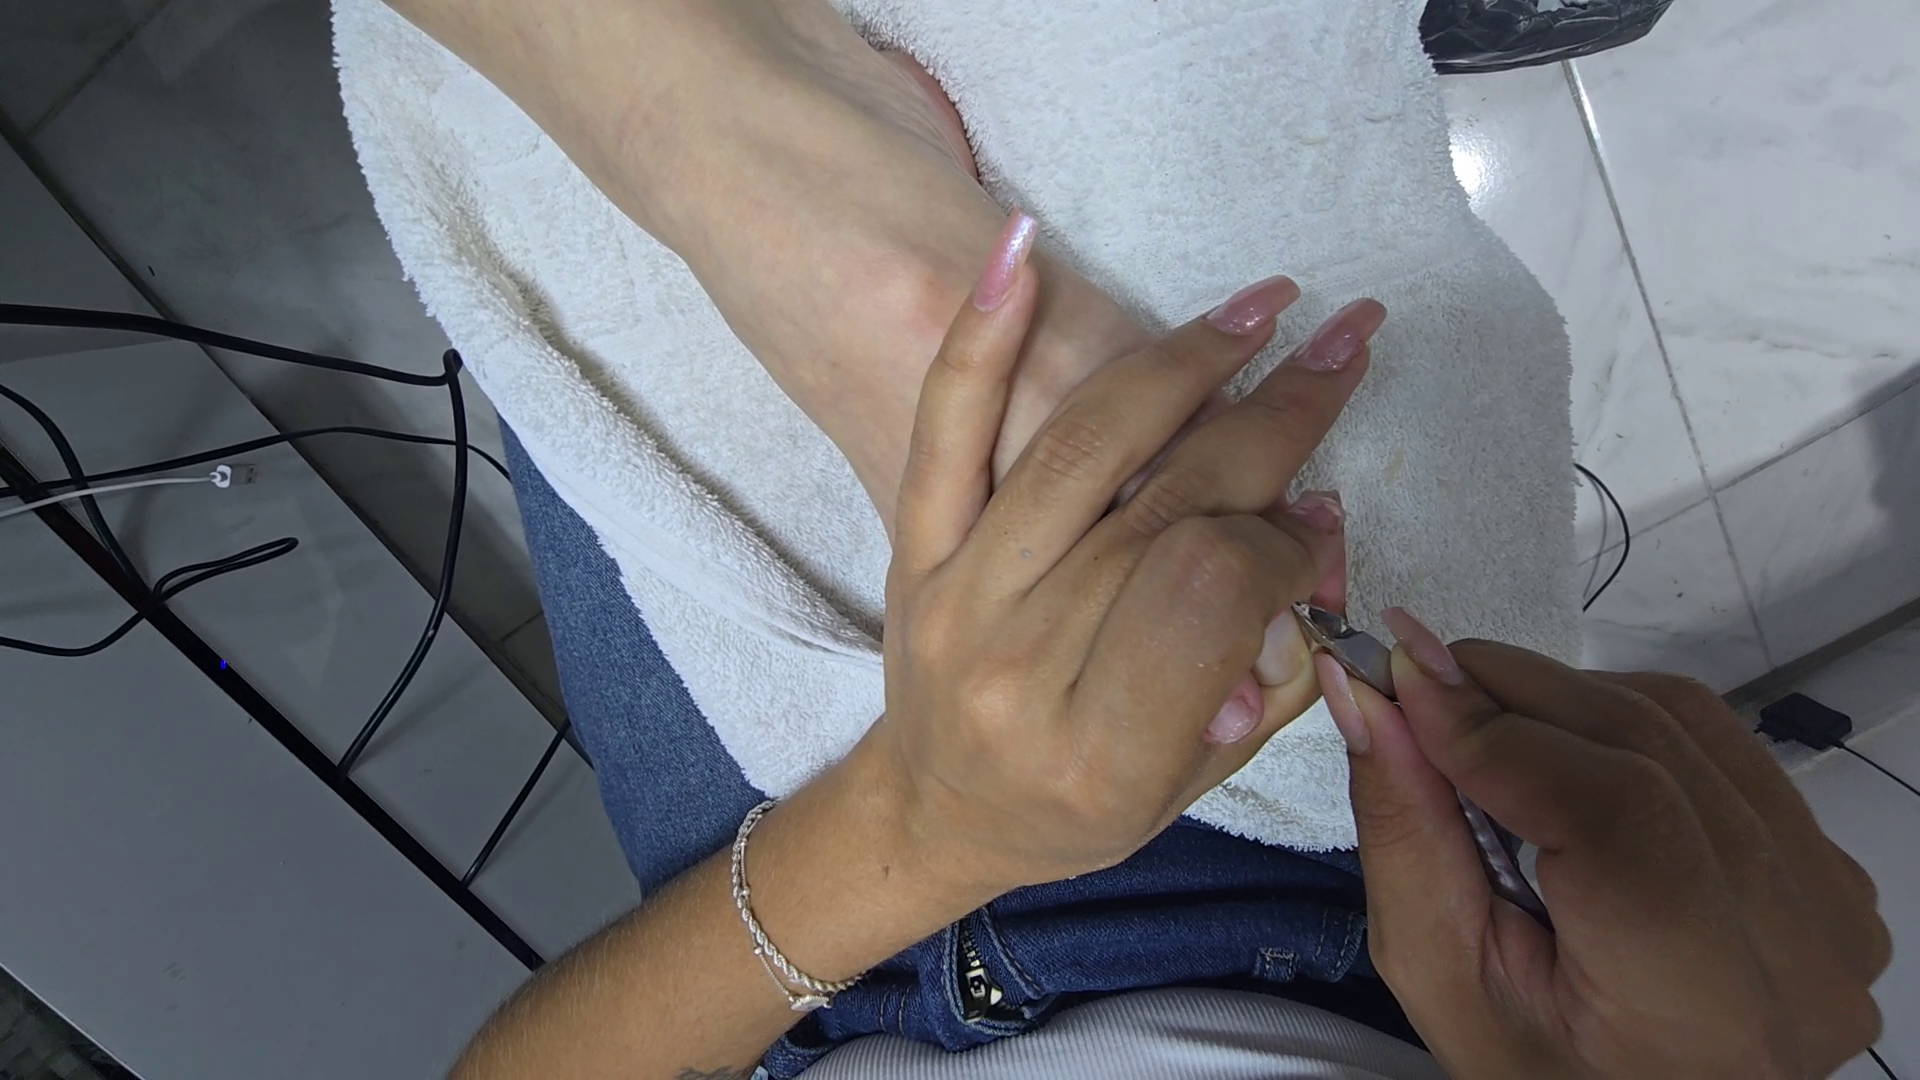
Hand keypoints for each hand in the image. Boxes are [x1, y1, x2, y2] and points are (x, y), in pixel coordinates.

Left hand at [866, 209, 1384, 893]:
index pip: (1213, 585)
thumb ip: (1267, 669)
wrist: (936, 805)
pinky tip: (1023, 249)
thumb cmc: (1073, 809)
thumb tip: (1314, 521)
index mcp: (1096, 747)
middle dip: (1268, 418)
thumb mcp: (1189, 784)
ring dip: (1179, 362)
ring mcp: (952, 592)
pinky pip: (942, 431)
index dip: (1282, 533)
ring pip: (1079, 448)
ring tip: (1258, 309)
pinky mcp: (914, 549)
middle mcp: (1015, 661)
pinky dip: (980, 338)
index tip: (1309, 513)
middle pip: (1160, 505)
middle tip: (1341, 344)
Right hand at [1323, 613, 1890, 1077]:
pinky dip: (1593, 708)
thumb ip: (1398, 821)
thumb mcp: (1425, 956)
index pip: (1614, 814)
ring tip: (1464, 720)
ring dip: (1542, 691)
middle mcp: (1801, 950)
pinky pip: (1702, 730)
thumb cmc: (1515, 1046)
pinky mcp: (1822, 857)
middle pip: (1643, 745)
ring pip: (1672, 716)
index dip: (1493, 728)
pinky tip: (1540, 746)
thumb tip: (1361, 693)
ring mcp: (1829, 897)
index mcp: (1695, 1008)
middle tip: (1405, 680)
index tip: (1393, 678)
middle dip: (1499, 686)